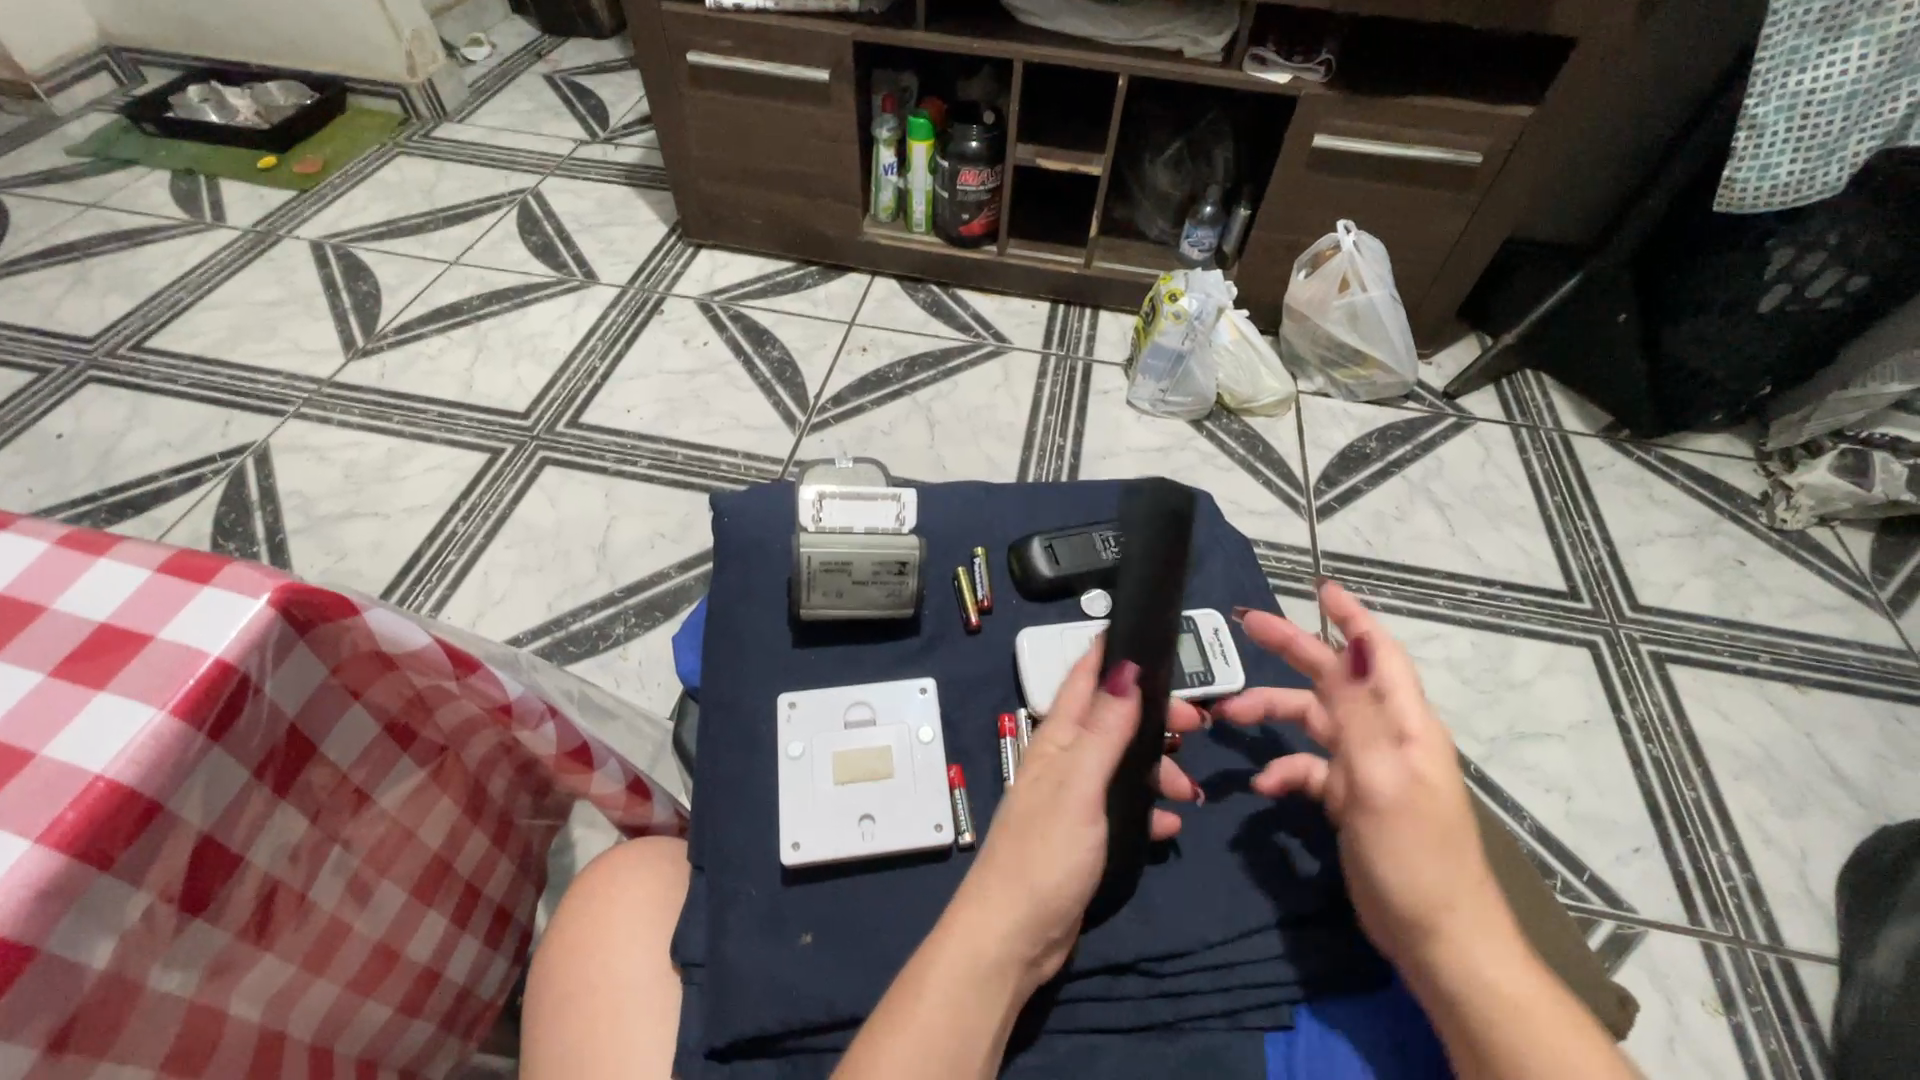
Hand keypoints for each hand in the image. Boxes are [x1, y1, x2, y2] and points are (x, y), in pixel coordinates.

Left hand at [945, 642, 1205, 991]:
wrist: (1015, 936)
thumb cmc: (1045, 855)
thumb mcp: (1080, 786)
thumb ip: (1104, 728)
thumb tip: (1125, 665)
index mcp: (1056, 739)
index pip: (1084, 678)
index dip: (1114, 654)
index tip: (1155, 638)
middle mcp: (1063, 760)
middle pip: (1113, 718)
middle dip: (1155, 715)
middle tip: (1198, 724)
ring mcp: (1073, 798)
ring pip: (1124, 763)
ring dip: (1158, 768)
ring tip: (1188, 791)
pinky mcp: (1084, 835)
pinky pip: (1125, 808)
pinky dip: (1149, 810)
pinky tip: (1169, 827)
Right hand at [1209, 580, 1509, 976]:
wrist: (1436, 938)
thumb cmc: (1414, 856)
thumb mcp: (1381, 780)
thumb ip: (1361, 711)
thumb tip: (1352, 643)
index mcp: (1404, 725)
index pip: (1377, 654)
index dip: (1351, 617)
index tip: (1320, 588)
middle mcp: (1386, 737)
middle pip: (1333, 679)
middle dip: (1292, 651)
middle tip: (1245, 625)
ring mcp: (1367, 769)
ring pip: (1312, 722)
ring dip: (1272, 714)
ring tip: (1227, 716)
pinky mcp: (1350, 801)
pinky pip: (1308, 769)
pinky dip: (1283, 770)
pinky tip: (1262, 788)